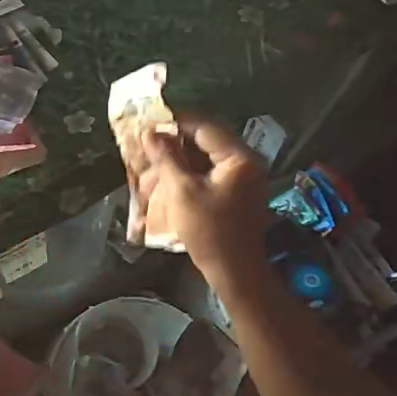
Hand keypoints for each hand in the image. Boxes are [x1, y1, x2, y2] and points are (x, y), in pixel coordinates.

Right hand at [140, 118, 270, 275]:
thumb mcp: (182, 192)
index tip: (149, 126)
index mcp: (239, 157)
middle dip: (176, 141)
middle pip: (208, 139)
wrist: (234, 271)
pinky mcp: (239, 191)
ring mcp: (245, 177)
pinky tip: (171, 178)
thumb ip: (167, 158)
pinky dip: (192, 171)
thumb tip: (150, 133)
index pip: (204, 127)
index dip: (174, 124)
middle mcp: (247, 161)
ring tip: (155, 161)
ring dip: (182, 157)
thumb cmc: (209, 232)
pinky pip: (213, 171)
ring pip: (208, 156)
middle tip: (149, 144)